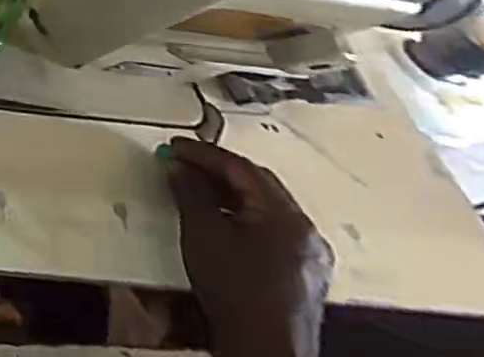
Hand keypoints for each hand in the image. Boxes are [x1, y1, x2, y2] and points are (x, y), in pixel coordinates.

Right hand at [162, 139, 332, 356]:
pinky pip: (270, 228)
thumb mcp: (202, 231)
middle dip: (217, 169)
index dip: (203, 153)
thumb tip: (178, 166)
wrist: (262, 352)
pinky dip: (242, 215)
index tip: (174, 147)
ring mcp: (308, 256)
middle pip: (257, 184)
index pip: (241, 167)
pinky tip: (219, 220)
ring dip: (229, 192)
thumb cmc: (235, 291)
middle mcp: (305, 231)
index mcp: (287, 216)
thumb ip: (189, 190)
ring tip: (194, 188)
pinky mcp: (302, 276)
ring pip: (264, 206)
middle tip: (183, 162)